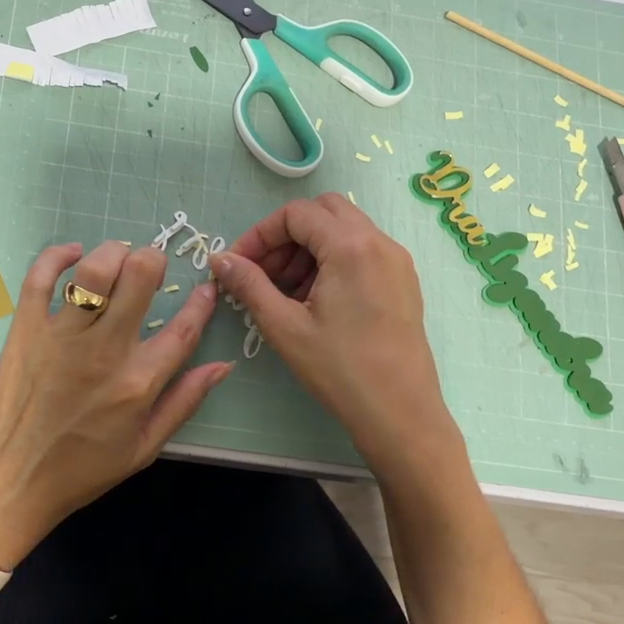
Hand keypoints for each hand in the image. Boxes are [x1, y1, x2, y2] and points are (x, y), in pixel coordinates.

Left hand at [0, 240, 232, 569]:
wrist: (9, 484)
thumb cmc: (79, 472)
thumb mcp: (143, 449)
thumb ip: (183, 403)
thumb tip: (221, 366)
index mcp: (138, 382)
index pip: (184, 328)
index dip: (201, 303)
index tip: (205, 290)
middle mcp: (103, 350)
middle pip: (140, 277)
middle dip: (154, 261)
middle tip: (151, 268)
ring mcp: (60, 336)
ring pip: (94, 269)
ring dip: (113, 253)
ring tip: (117, 258)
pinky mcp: (24, 331)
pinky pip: (39, 278)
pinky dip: (56, 256)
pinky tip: (72, 254)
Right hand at [212, 194, 457, 470]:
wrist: (398, 410)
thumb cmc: (338, 368)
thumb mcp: (284, 326)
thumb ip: (249, 285)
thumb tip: (220, 259)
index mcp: (351, 246)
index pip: (296, 214)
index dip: (260, 234)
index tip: (239, 266)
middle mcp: (379, 242)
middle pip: (323, 212)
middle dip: (285, 237)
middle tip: (263, 275)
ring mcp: (396, 261)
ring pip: (343, 231)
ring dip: (307, 250)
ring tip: (286, 294)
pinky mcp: (403, 281)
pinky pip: (361, 252)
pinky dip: (331, 263)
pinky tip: (315, 303)